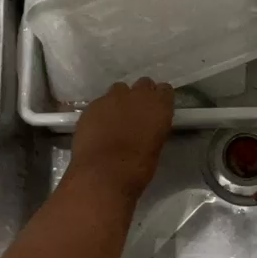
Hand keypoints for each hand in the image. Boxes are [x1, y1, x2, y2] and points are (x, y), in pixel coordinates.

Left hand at [70, 78, 174, 198]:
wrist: (102, 173)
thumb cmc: (136, 168)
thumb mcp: (155, 147)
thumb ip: (153, 129)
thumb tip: (148, 127)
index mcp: (159, 105)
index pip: (165, 90)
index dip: (160, 99)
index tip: (158, 110)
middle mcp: (137, 95)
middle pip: (143, 84)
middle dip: (141, 95)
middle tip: (137, 113)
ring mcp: (112, 97)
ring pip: (119, 89)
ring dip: (120, 100)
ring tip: (116, 119)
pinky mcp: (92, 106)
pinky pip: (100, 102)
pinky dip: (102, 112)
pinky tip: (98, 128)